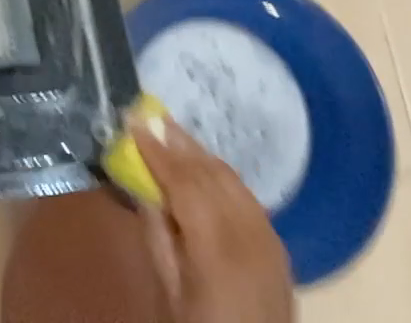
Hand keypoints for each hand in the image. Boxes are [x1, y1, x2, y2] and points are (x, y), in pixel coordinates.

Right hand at [131, 116, 293, 322]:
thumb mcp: (169, 294)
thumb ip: (157, 238)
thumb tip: (146, 190)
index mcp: (216, 251)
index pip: (184, 184)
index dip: (157, 151)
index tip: (133, 123)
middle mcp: (248, 235)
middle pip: (210, 174)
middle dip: (178, 142)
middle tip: (149, 115)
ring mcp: (269, 238)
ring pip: (232, 179)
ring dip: (199, 152)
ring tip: (171, 132)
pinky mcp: (278, 244)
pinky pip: (246, 195)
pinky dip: (220, 174)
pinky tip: (203, 166)